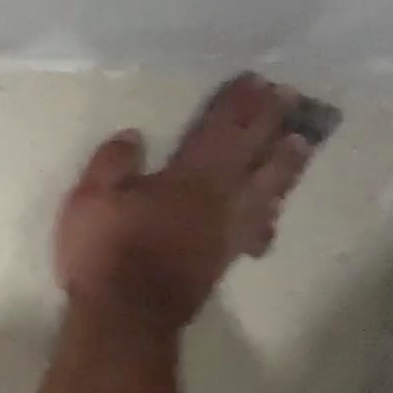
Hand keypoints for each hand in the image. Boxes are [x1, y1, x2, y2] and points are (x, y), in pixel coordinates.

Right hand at [55, 72, 315, 328]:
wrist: (126, 314)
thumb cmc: (106, 251)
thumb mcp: (90, 198)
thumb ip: (112, 163)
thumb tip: (133, 136)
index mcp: (192, 173)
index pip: (222, 127)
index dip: (239, 101)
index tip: (256, 78)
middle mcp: (223, 195)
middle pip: (258, 151)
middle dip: (274, 121)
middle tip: (292, 97)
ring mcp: (229, 230)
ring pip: (270, 188)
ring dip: (287, 163)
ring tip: (302, 144)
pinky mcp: (224, 260)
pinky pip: (258, 231)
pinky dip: (268, 219)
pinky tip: (268, 219)